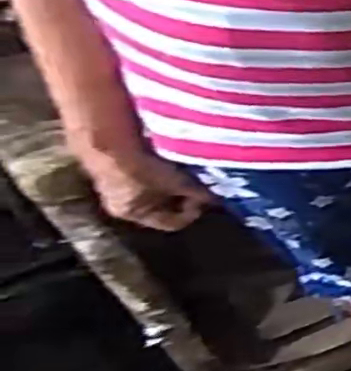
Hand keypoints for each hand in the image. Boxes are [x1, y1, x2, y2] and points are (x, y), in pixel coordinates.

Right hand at [82, 149, 209, 231]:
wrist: (111, 148)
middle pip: (167, 209)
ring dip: (178, 188)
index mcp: (134, 214)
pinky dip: (167, 179)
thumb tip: (218, 200)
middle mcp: (123, 207)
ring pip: (160, 196)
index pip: (173, 223)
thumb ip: (200, 194)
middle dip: (187, 199)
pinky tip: (178, 168)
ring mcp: (119, 193)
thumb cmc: (146, 170)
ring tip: (192, 177)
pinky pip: (151, 184)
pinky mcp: (120, 178)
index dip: (194, 212)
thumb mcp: (179, 184)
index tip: (206, 198)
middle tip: (203, 186)